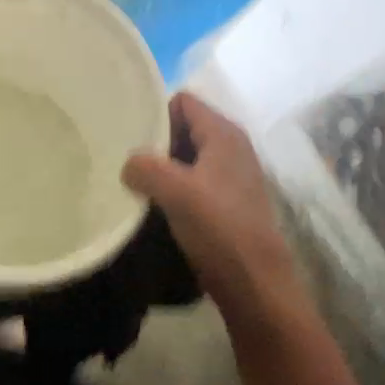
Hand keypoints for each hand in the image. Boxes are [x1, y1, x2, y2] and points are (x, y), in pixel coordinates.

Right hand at [122, 93, 299, 307]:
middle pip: (184, 127)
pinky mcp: (229, 202)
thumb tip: (129, 165)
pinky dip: (175, 188)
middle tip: (130, 163)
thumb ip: (145, 167)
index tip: (132, 139)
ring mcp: (232, 176)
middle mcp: (232, 147)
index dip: (156, 115)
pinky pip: (194, 181)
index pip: (182, 101)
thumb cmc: (219, 229)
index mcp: (224, 134)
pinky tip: (158, 207)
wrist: (255, 283)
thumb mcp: (175, 191)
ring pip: (187, 157)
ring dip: (163, 168)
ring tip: (138, 186)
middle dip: (156, 142)